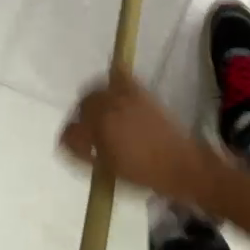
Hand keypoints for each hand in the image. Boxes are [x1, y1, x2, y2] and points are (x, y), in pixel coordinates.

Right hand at [59, 72, 222, 207]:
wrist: (180, 163)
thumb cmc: (144, 174)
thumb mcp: (109, 171)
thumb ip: (85, 155)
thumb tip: (69, 143)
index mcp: (98, 132)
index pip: (69, 131)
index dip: (70, 140)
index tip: (77, 147)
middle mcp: (107, 109)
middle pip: (82, 105)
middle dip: (81, 117)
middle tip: (90, 130)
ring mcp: (124, 97)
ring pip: (97, 89)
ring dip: (95, 100)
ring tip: (102, 112)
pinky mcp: (139, 90)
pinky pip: (119, 74)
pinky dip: (114, 79)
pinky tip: (115, 92)